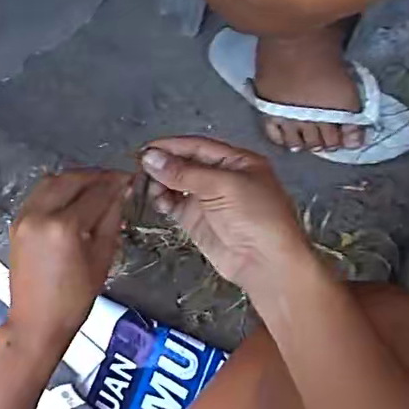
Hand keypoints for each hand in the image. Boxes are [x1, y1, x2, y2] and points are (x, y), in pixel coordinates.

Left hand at [7, 169, 132, 352]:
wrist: (37, 321)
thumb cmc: (74, 298)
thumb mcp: (102, 258)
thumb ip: (110, 221)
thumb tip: (119, 195)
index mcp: (64, 227)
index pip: (96, 193)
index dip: (116, 184)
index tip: (129, 179)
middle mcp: (40, 215)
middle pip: (72, 179)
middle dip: (96, 176)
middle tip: (114, 180)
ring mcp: (24, 217)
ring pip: (52, 181)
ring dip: (76, 178)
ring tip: (95, 186)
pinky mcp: (17, 222)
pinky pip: (39, 194)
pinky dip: (57, 189)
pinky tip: (72, 197)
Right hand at [139, 137, 315, 297]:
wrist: (267, 262)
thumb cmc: (257, 217)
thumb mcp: (224, 186)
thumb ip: (185, 172)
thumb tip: (151, 158)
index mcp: (237, 161)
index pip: (198, 146)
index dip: (172, 146)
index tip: (147, 149)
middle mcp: (222, 178)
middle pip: (185, 164)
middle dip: (164, 165)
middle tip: (141, 168)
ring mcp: (209, 200)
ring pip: (177, 184)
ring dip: (162, 183)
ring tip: (149, 187)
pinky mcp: (198, 221)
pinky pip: (176, 205)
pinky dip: (165, 201)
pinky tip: (158, 201)